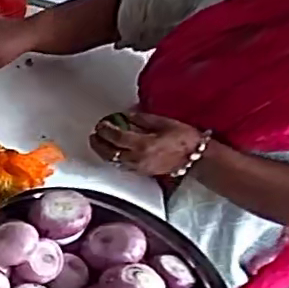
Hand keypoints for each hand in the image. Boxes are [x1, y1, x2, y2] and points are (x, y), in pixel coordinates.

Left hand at [90, 111, 206, 176]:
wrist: (194, 159)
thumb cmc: (184, 139)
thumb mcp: (166, 124)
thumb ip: (144, 120)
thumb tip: (127, 115)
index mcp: (143, 144)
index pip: (117, 137)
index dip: (106, 130)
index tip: (101, 123)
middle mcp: (136, 158)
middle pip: (109, 151)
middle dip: (99, 142)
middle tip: (94, 133)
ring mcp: (135, 167)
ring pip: (111, 160)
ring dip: (102, 150)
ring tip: (97, 141)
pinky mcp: (137, 172)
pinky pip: (118, 164)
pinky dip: (110, 157)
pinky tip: (109, 151)